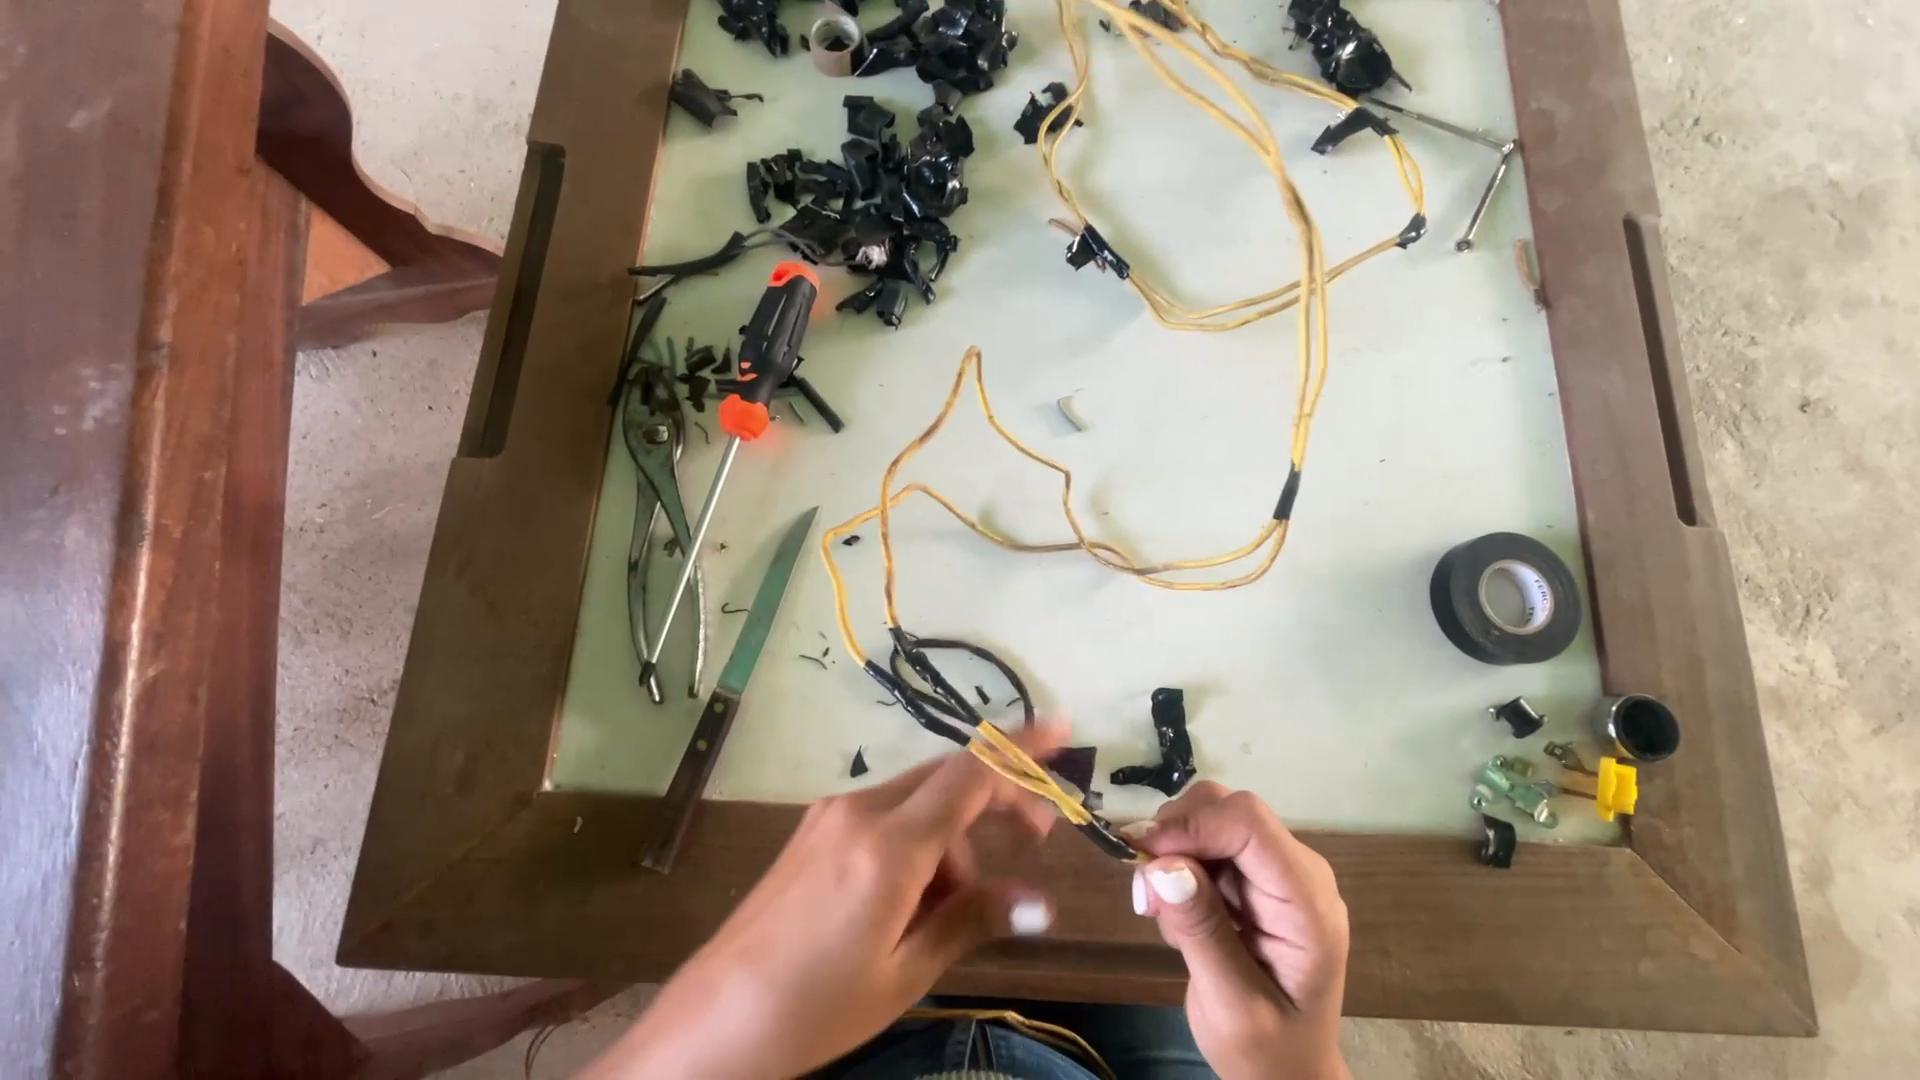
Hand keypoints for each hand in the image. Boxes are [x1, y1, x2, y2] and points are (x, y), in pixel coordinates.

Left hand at [586, 724, 1067, 1078]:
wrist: (713, 1021)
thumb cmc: (818, 1006)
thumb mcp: (905, 970)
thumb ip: (973, 919)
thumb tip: (1041, 901)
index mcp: (890, 844)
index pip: (970, 774)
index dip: (1020, 748)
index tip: (1062, 729)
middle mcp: (860, 811)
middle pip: (947, 780)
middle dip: (995, 803)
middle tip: (1033, 842)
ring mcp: (831, 816)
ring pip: (917, 801)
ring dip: (952, 837)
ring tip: (951, 910)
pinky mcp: (814, 831)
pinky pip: (885, 817)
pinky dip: (916, 843)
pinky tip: (910, 898)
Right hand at [1124, 782, 1350, 1079]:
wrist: (1288, 1076)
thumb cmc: (1267, 1052)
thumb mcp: (1232, 1006)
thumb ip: (1201, 932)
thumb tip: (1161, 864)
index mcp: (1308, 904)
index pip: (1249, 824)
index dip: (1191, 826)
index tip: (1143, 857)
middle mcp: (1298, 872)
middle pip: (1227, 809)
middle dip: (1176, 836)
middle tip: (1145, 891)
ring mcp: (1276, 871)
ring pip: (1209, 818)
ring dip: (1171, 852)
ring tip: (1158, 912)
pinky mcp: (1253, 876)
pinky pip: (1204, 843)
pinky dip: (1175, 865)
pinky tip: (1175, 913)